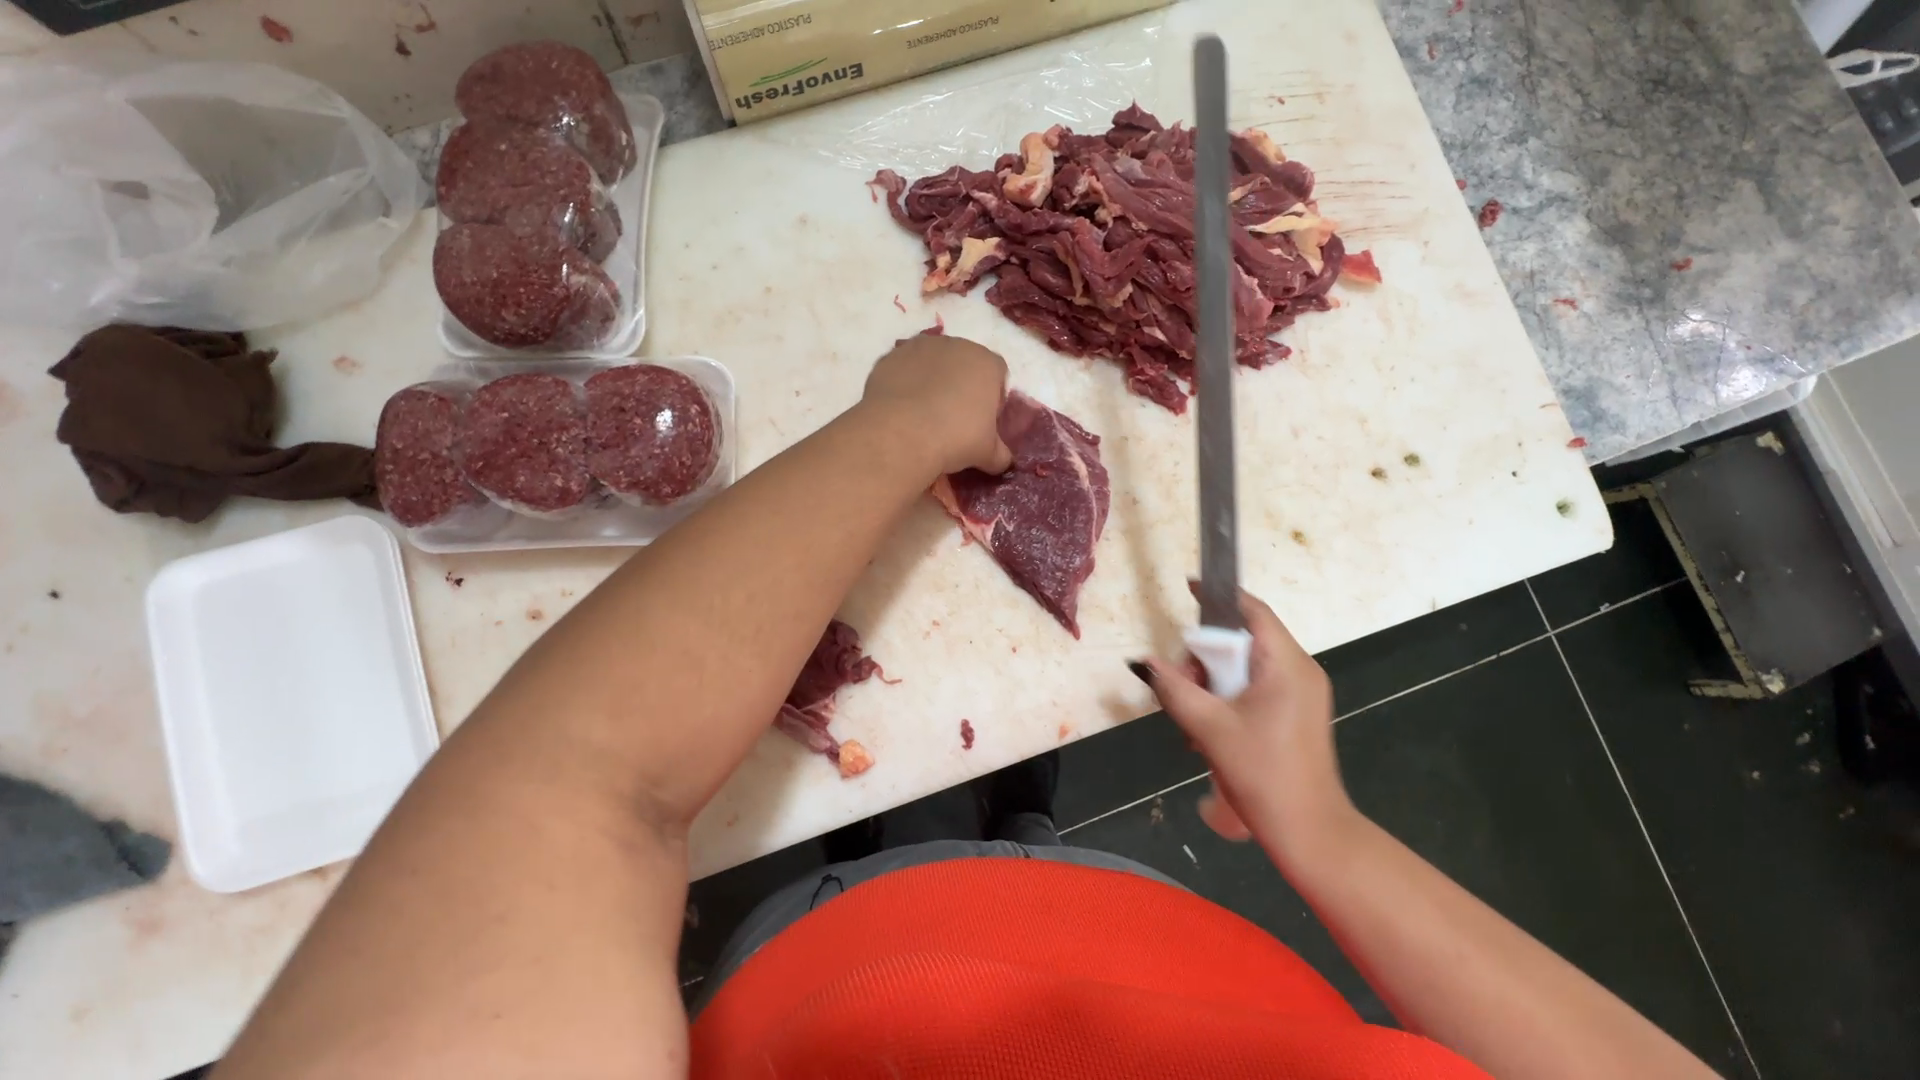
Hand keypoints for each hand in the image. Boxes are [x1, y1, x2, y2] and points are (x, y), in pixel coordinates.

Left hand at [861, 334, 1013, 475]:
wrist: (901, 434)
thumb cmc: (956, 438)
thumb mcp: (987, 453)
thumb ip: (999, 454)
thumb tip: (1004, 461)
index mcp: (986, 363)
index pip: (998, 374)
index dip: (992, 398)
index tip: (981, 421)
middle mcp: (955, 345)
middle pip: (964, 363)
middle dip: (960, 385)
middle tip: (952, 418)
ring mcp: (920, 347)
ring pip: (932, 363)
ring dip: (931, 381)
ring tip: (923, 414)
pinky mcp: (890, 356)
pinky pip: (903, 369)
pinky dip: (904, 383)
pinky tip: (901, 409)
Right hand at [1143, 591, 1354, 861]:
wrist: (1310, 831)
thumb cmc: (1262, 774)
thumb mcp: (1209, 728)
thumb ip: (1174, 688)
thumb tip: (1144, 663)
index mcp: (1286, 665)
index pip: (1252, 611)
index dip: (1218, 596)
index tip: (1188, 589)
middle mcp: (1300, 671)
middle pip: (1244, 640)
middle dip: (1205, 657)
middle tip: (1181, 687)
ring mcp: (1303, 694)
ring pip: (1246, 667)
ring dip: (1214, 682)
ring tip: (1194, 718)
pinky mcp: (1298, 714)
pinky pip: (1257, 688)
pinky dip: (1229, 697)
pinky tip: (1211, 730)